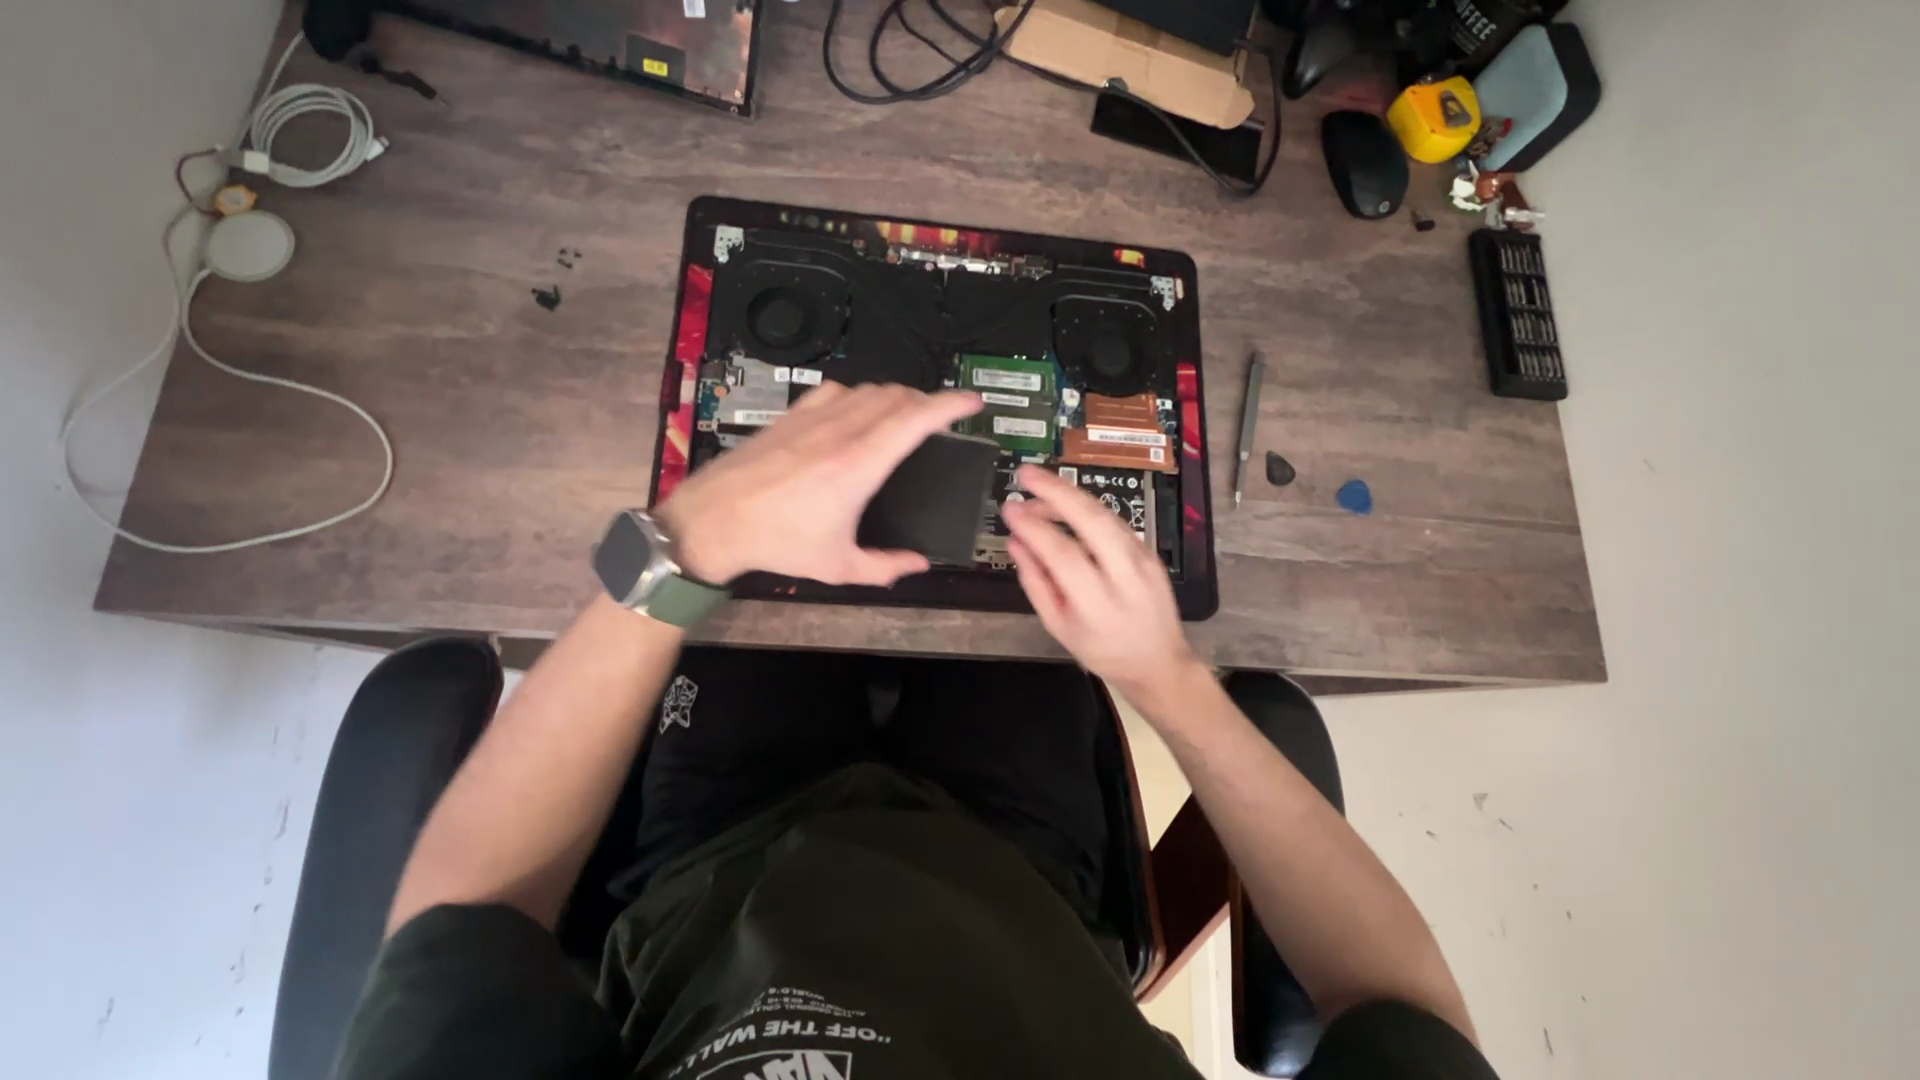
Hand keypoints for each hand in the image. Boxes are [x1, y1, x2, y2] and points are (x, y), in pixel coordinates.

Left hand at [656, 381, 982, 586]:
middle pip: (897, 396)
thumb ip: (885, 566)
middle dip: (928, 401)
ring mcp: (812, 419)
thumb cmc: (776, 543)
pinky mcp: (791, 416)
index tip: (971, 401)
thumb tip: (919, 563)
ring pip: (868, 390)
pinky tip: (858, 411)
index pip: (914, 418)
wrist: (713, 521)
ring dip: (896, 396)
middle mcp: (839, 433)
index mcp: (858, 466)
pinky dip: (858, 395)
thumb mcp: (837, 566)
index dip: (950, 404)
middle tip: (943, 417)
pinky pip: (835, 391)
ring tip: (907, 413)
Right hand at [1001, 465, 1202, 704]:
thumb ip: (1036, 583)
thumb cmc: (1102, 649)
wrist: (1159, 662)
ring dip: (1069, 496)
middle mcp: (1127, 577)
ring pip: (1106, 514)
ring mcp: (1144, 560)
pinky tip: (1064, 506)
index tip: (1009, 509)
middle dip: (1057, 491)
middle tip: (1025, 473)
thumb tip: (1015, 542)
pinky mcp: (1151, 551)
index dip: (1034, 529)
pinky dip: (1086, 509)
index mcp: (1099, 605)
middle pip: (1093, 521)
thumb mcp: (1059, 627)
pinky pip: (1114, 521)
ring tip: (1037, 488)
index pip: (1064, 555)